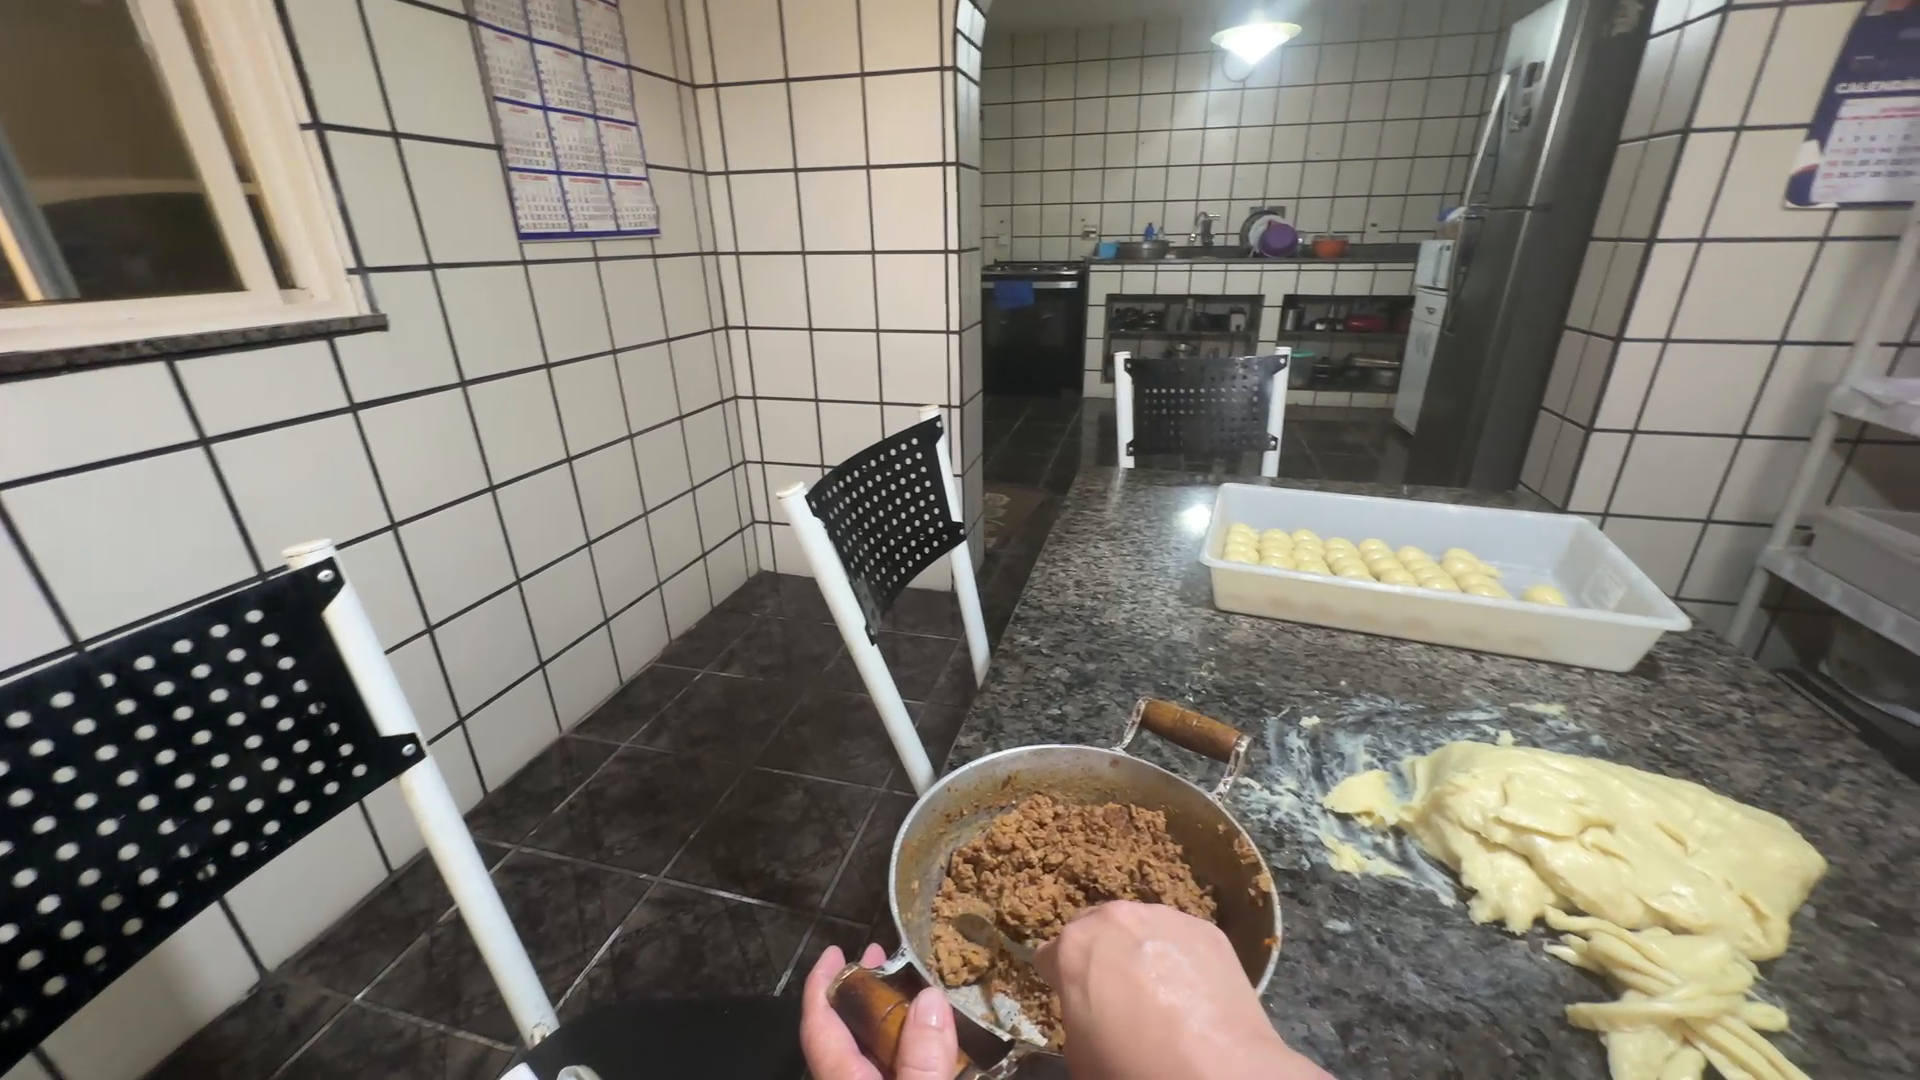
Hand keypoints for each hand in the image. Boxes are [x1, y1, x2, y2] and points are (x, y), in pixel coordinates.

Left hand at [800, 943, 959, 1079]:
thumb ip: (923, 1061)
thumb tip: (930, 996)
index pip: (819, 1029)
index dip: (821, 986)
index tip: (834, 952)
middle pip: (846, 1035)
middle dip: (863, 991)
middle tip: (883, 955)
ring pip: (871, 1053)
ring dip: (888, 1017)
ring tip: (909, 984)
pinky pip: (893, 1069)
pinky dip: (904, 1046)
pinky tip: (926, 1037)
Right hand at [1033, 901, 1333, 1079]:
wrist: (1222, 1076)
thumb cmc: (1135, 1070)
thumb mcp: (1079, 1056)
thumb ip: (1073, 1012)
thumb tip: (1087, 1004)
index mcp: (1074, 945)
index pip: (1050, 954)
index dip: (1060, 981)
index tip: (1074, 1003)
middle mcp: (1114, 916)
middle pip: (1095, 929)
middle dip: (1100, 956)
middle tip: (1119, 999)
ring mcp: (1162, 915)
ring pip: (1139, 927)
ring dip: (1140, 951)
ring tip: (1162, 996)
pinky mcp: (1204, 926)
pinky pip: (1178, 937)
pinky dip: (1178, 957)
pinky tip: (1192, 995)